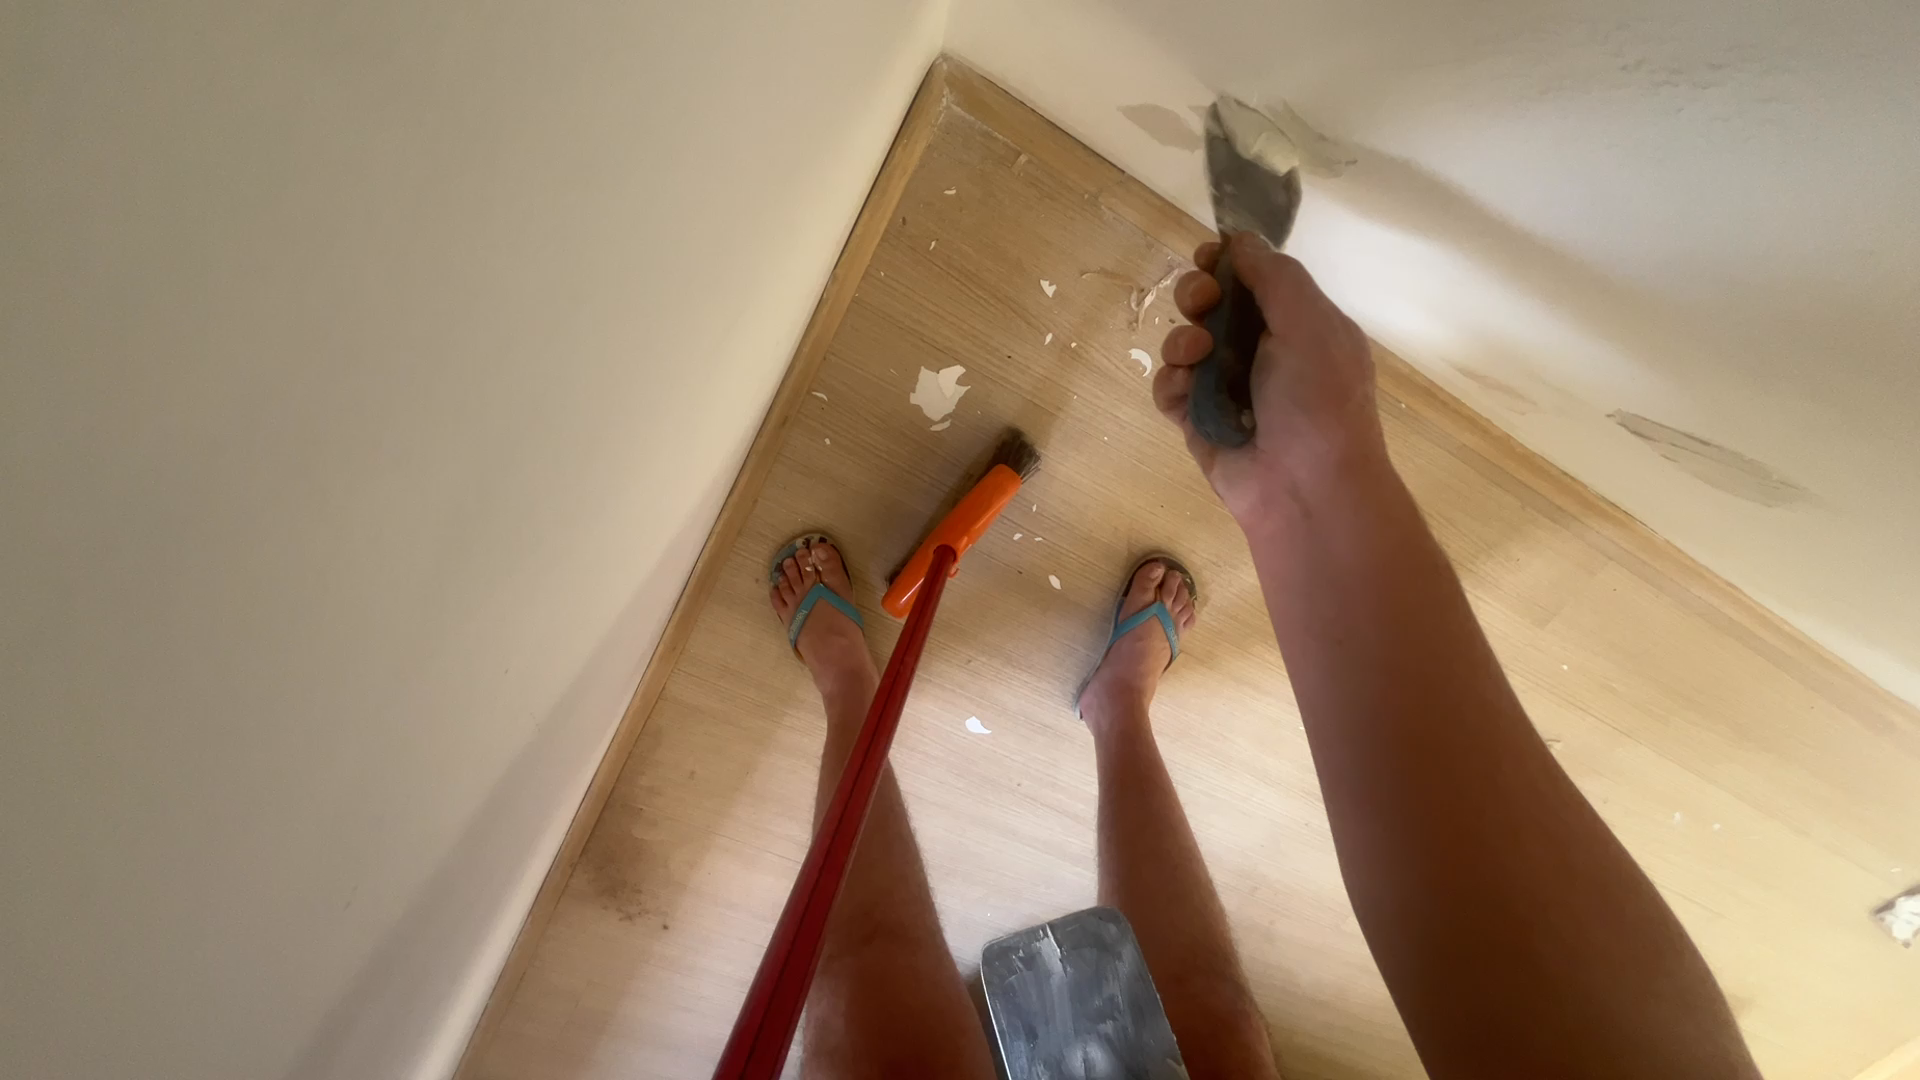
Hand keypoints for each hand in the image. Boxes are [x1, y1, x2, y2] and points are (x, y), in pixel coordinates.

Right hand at [1154, 233, 1386, 524]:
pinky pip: (1169, 389)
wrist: (1304, 486)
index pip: (1251, 278)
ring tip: (1197, 356)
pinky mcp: (1196, 420)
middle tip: (1202, 303)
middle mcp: (1257, 350)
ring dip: (1181, 341)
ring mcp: (1224, 387)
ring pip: (1182, 344)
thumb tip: (1240, 240)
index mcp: (1295, 322)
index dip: (1226, 263)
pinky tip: (1185, 394)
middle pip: (1209, 305)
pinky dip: (1171, 386)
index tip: (1210, 258)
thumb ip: (1275, 276)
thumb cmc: (1318, 399)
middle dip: (1196, 294)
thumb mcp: (1311, 323)